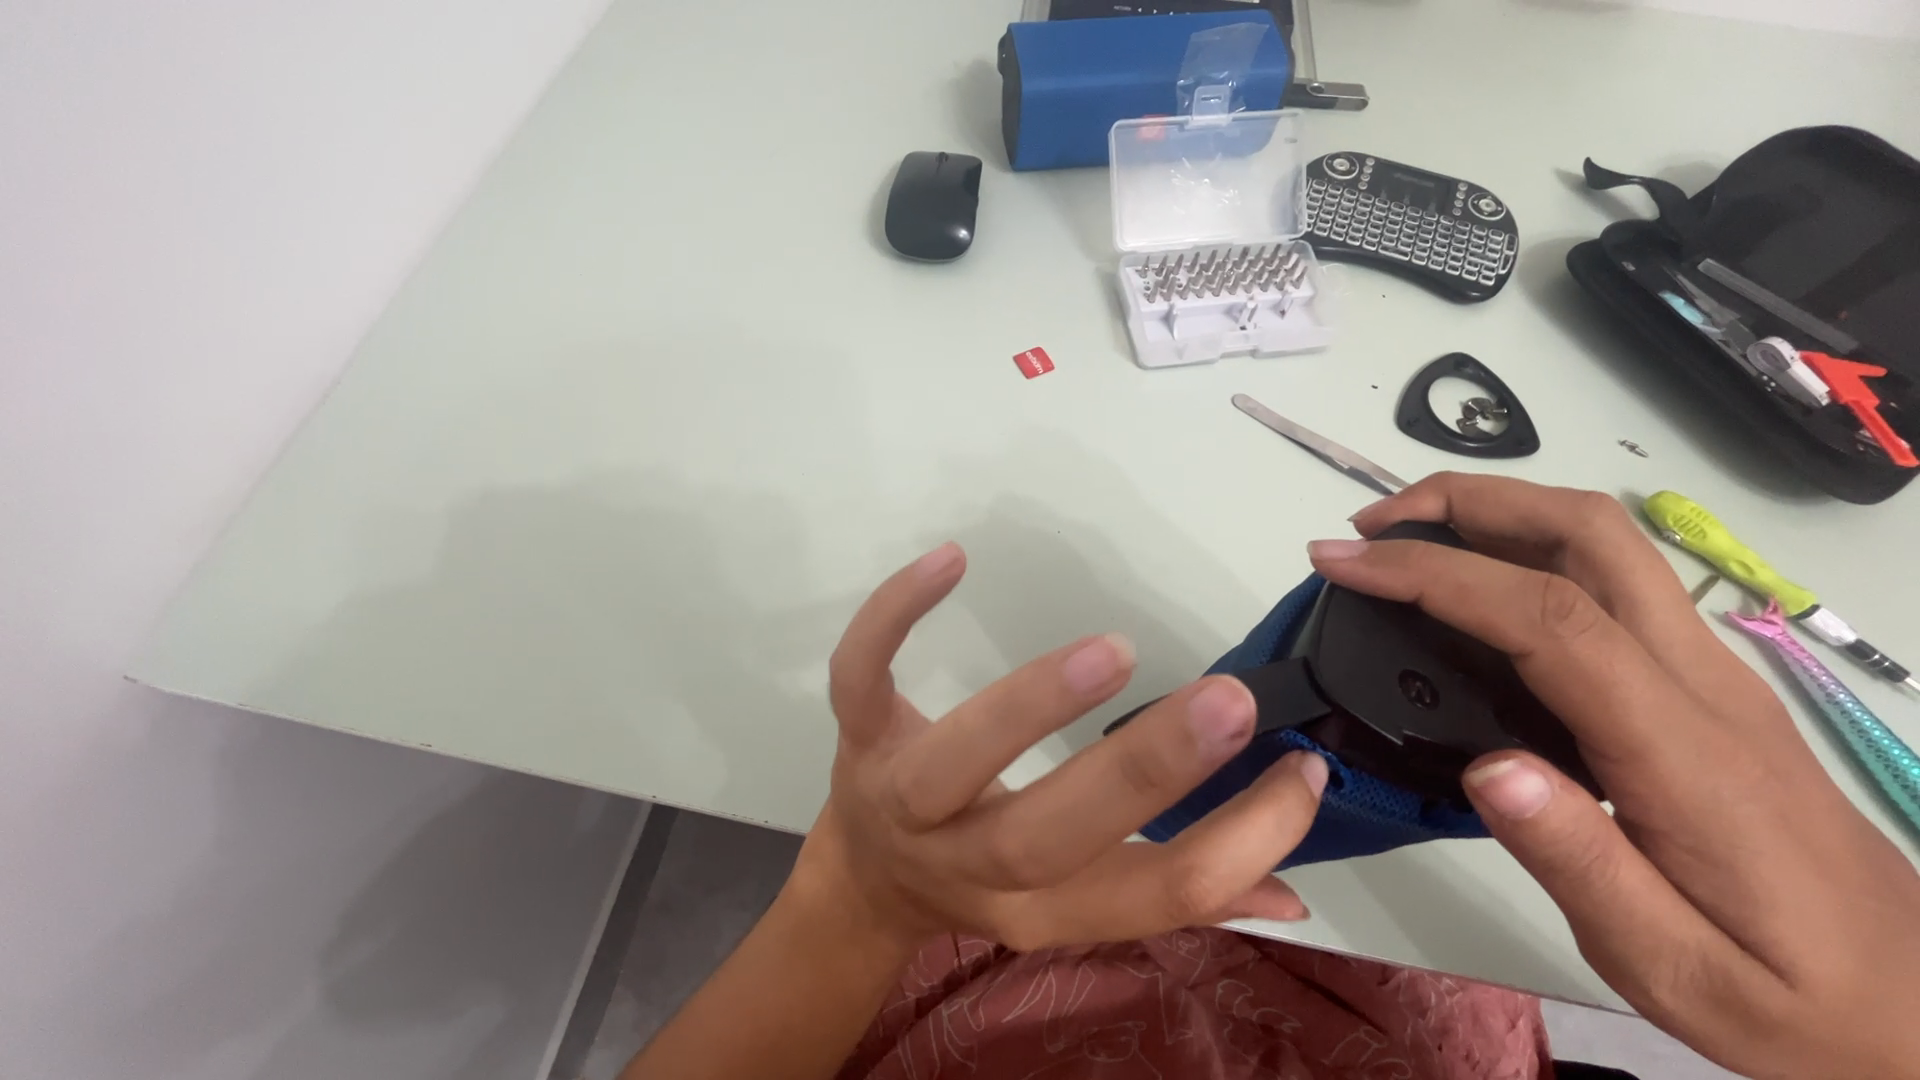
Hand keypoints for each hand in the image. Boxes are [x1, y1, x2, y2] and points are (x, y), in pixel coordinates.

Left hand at [786, 542, 1327, 955]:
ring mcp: (901, 797)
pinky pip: (859, 675)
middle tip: (1230, 702)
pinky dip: (895, 617)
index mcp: (1038, 909)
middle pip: (1045, 838)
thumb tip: (1292, 897)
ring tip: (1115, 652)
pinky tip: (951, 559)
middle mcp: (966, 863)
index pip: (1147, 897)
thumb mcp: (1070, 903)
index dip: (1239, 845)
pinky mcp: (857, 737)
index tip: (1302, 768)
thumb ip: (1168, 888)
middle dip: (1140, 774)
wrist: (865, 880)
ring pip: (956, 762)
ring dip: (1033, 706)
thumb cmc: (984, 878)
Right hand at [1309, 473, 1919, 1079]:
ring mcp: (1704, 670)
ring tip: (1398, 544)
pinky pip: (1604, 577)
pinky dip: (1518, 549)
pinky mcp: (1695, 680)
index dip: (1434, 573)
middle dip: (1464, 502)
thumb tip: (1484, 765)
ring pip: (1601, 540)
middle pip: (1588, 533)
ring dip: (1491, 513)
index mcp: (1682, 747)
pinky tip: (1466, 592)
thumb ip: (1576, 862)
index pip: (1547, 618)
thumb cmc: (1786, 995)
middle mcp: (1699, 679)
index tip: (1342, 563)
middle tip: (1368, 528)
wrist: (1919, 1012)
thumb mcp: (1673, 967)